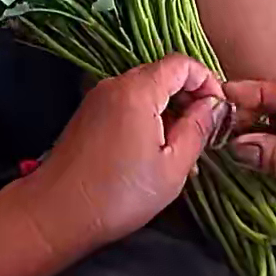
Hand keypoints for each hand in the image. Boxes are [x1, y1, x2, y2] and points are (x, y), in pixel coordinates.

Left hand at [20, 54, 228, 253]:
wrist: (56, 212)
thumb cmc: (119, 193)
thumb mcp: (172, 166)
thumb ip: (198, 129)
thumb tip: (214, 106)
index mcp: (137, 90)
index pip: (181, 63)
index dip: (207, 80)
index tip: (219, 110)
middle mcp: (115, 84)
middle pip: (162, 74)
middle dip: (189, 96)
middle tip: (205, 131)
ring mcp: (98, 97)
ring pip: (144, 90)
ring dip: (169, 109)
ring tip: (182, 148)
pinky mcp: (88, 113)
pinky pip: (126, 103)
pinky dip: (147, 116)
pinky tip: (154, 149)